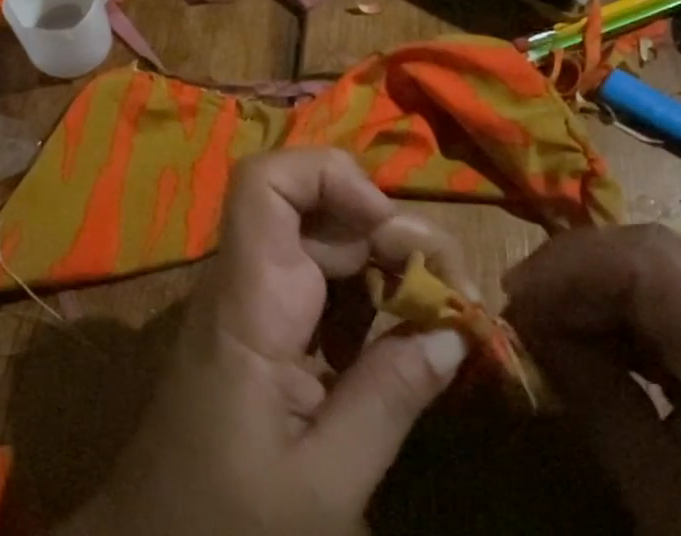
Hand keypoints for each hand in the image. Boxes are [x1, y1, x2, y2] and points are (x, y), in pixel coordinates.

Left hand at [63, 149, 473, 535]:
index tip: (396, 234)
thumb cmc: (226, 521)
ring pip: (322, 246)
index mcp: (250, 305)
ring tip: (432, 324)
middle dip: (391, 237)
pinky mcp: (255, 333)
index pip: (266, 184)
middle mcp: (245, 286)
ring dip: (383, 271)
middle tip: (452, 299)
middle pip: (316, 213)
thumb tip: (454, 330)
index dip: (334, 179)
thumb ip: (389, 399)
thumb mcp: (323, 481)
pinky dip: (360, 305)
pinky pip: (314, 288)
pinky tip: (385, 352)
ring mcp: (248, 306)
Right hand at [504, 225, 680, 535]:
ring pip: (680, 284)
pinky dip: (646, 327)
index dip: (568, 262)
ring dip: (608, 300)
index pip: (651, 261)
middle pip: (664, 262)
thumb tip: (531, 324)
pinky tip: (611, 355)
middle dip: (580, 278)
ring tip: (555, 337)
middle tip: (523, 319)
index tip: (512, 298)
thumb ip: (594, 393)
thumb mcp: (662, 493)